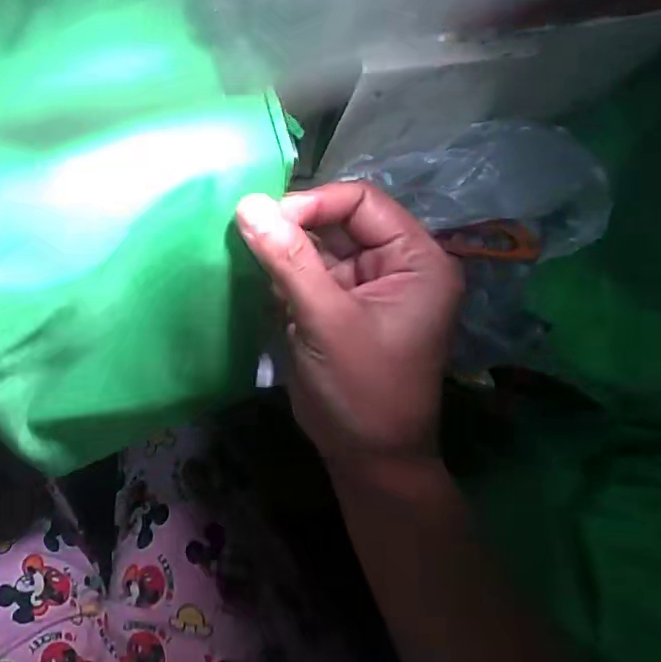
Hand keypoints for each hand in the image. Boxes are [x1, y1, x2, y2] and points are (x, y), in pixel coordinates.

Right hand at [234, 182, 462, 483]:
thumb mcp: (325, 320)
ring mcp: (364, 288)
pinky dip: (279, 277)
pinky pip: (306, 276)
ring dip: (282, 253)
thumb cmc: (361, 389)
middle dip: (293, 229)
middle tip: (246, 238)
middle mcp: (395, 266)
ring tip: (244, 258)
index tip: (264, 220)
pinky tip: (254, 282)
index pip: (362, 202)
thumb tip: (247, 205)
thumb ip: (289, 260)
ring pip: (317, 249)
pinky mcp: (338, 308)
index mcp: (416, 260)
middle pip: (337, 222)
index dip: (313, 204)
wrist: (367, 458)